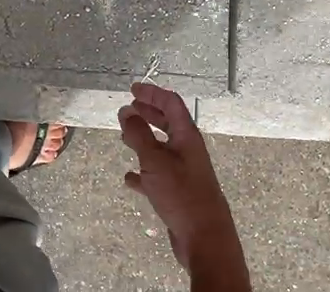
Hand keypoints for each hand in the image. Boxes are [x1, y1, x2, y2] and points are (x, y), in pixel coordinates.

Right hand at [119, 83, 248, 287]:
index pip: (171, 104)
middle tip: (129, 108)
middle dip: (149, 114)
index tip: (133, 89)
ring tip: (124, 138)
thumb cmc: (181, 194)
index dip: (152, 93)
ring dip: (144, 140)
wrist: (205, 240)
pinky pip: (158, 175)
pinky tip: (129, 178)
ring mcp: (185, 172)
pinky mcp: (179, 194)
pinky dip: (144, 172)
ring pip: (162, 148)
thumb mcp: (155, 160)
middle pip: (168, 123)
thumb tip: (126, 111)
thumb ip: (139, 134)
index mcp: (187, 136)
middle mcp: (188, 150)